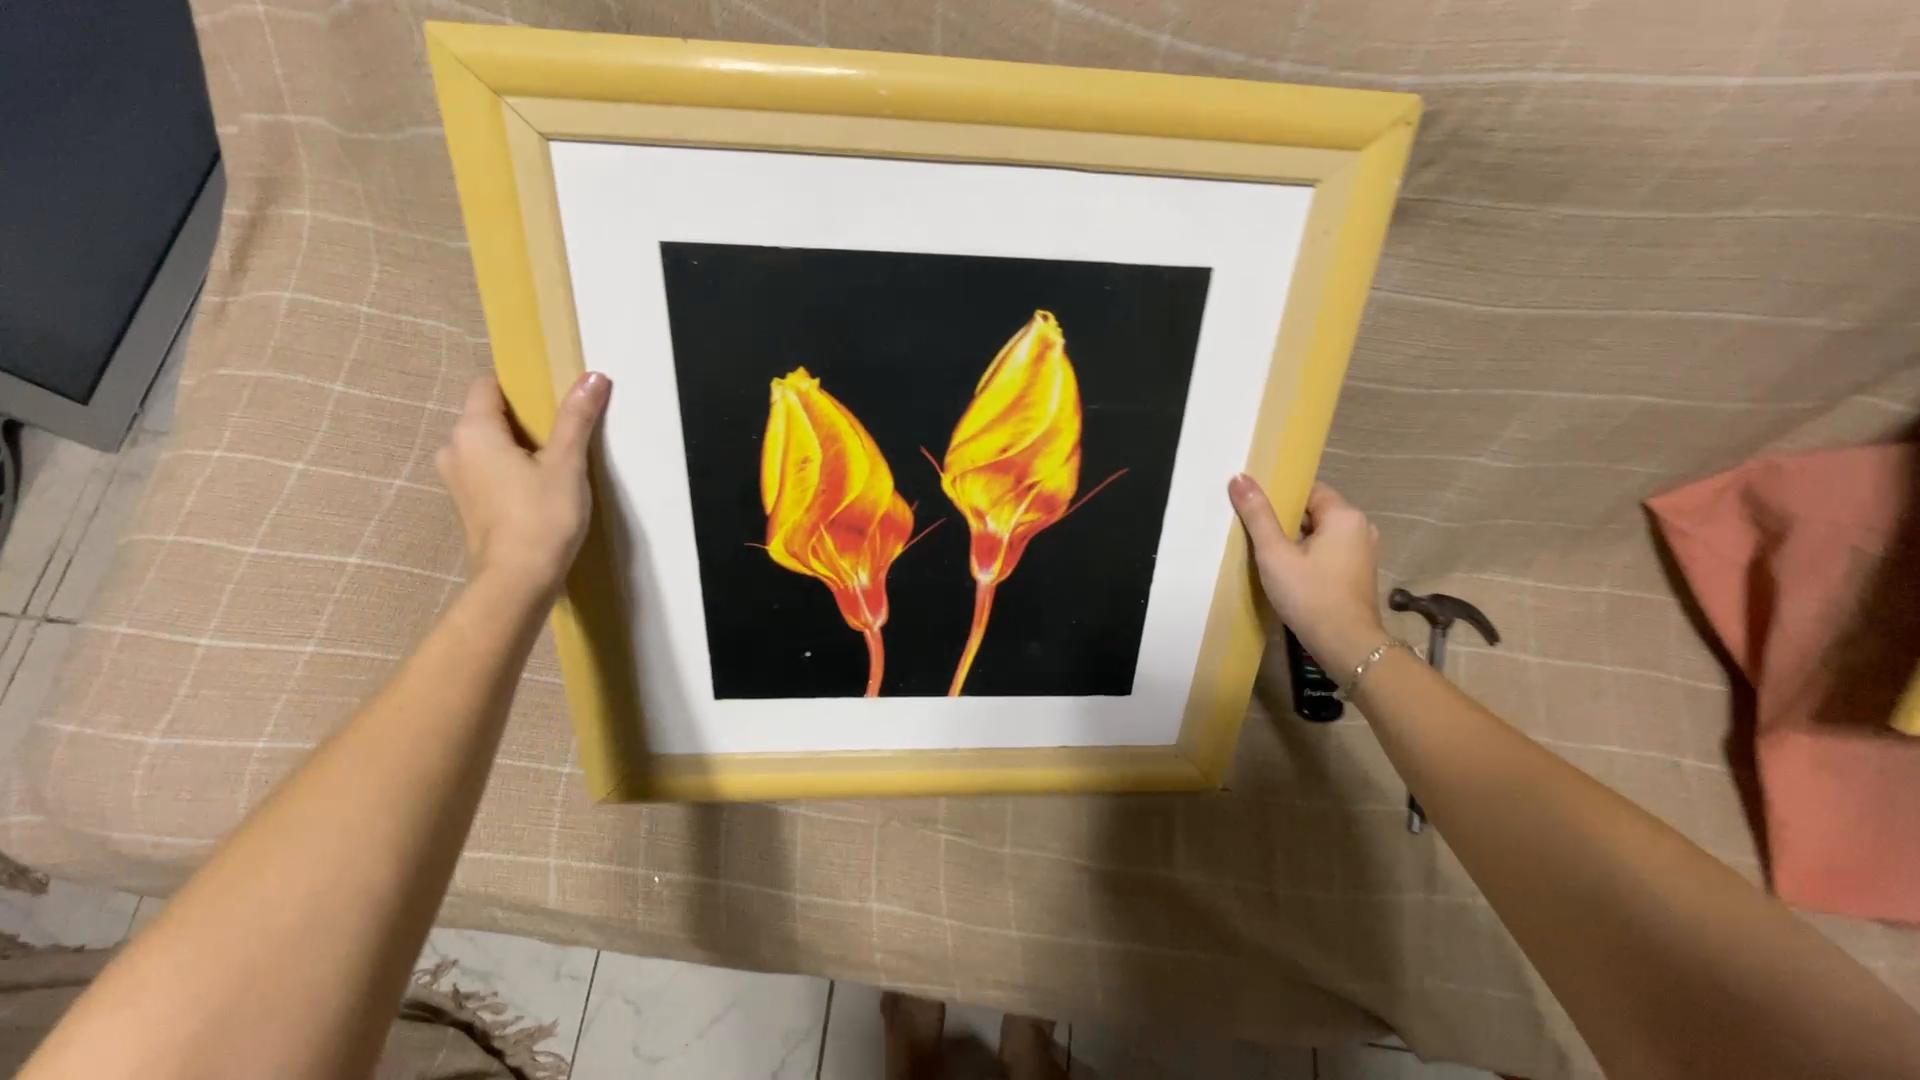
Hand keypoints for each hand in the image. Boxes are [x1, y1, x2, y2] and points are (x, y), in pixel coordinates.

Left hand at [436, 372, 611, 601]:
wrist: (518, 580)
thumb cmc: (542, 516)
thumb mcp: (566, 463)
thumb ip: (576, 417)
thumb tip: (593, 376)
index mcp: (473, 431)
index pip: (488, 386)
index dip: (520, 386)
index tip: (553, 399)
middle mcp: (454, 449)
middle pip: (488, 416)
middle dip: (523, 419)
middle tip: (563, 432)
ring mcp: (456, 480)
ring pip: (488, 446)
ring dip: (517, 447)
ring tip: (555, 462)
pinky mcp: (467, 505)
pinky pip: (488, 471)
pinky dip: (510, 470)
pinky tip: (538, 488)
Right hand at [1228, 474, 1387, 673]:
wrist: (1346, 645)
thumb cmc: (1310, 595)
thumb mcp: (1275, 554)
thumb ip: (1257, 515)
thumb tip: (1239, 478)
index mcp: (1344, 515)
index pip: (1308, 490)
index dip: (1279, 495)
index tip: (1253, 505)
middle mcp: (1360, 527)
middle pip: (1314, 511)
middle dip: (1285, 519)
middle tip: (1252, 529)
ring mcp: (1363, 552)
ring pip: (1320, 534)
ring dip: (1295, 539)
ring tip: (1265, 550)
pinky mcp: (1358, 573)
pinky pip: (1328, 552)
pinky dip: (1308, 555)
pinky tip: (1287, 570)